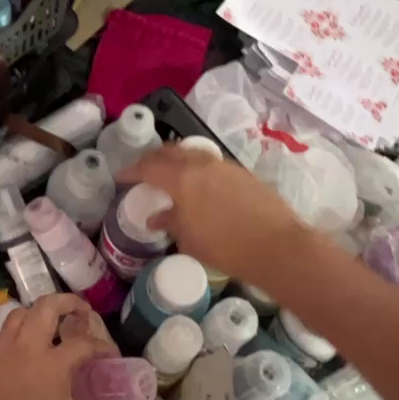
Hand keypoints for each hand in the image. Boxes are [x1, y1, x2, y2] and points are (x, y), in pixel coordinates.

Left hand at [0, 293, 117, 399]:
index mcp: (51, 366)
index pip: (83, 342)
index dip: (102, 346)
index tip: (111, 357)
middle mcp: (24, 352)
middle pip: (45, 308)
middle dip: (67, 302)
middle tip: (82, 311)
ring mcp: (1, 358)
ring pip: (18, 317)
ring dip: (38, 314)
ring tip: (53, 325)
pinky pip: (3, 340)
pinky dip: (19, 336)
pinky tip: (30, 354)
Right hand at [122, 144, 312, 285]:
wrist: (277, 246)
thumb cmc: (226, 247)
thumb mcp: (190, 240)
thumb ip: (170, 223)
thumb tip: (156, 217)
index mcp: (182, 179)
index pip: (148, 167)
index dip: (131, 171)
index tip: (120, 177)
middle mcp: (202, 164)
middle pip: (169, 152)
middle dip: (151, 159)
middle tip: (141, 171)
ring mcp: (224, 165)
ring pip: (191, 154)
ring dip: (175, 160)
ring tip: (168, 174)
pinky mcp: (242, 173)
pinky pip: (210, 163)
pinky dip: (195, 167)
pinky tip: (197, 184)